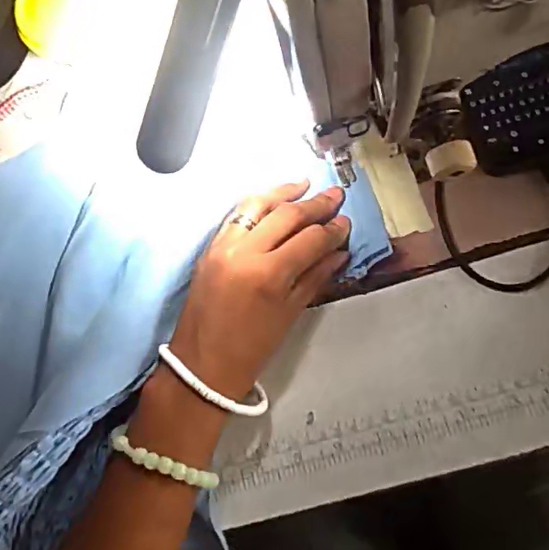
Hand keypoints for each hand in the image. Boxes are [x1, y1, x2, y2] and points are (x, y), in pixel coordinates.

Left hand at [165, 180, 350, 401]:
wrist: (202, 365)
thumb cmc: (251, 348)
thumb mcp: (290, 313)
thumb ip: (315, 277)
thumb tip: (339, 253)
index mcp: (268, 275)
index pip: (309, 239)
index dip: (332, 230)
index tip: (346, 222)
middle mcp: (244, 252)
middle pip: (286, 215)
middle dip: (314, 204)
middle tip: (335, 196)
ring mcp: (223, 246)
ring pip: (256, 205)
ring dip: (283, 193)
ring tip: (304, 185)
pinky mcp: (210, 247)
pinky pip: (236, 216)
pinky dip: (256, 204)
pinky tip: (272, 200)